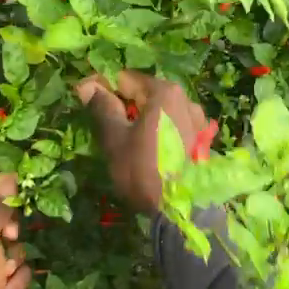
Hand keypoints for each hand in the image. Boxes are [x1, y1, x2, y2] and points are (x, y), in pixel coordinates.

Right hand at [74, 71, 211, 214]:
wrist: (183, 210)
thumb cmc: (144, 171)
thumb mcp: (116, 139)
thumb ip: (102, 108)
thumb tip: (87, 85)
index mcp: (164, 92)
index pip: (124, 79)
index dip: (103, 91)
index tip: (91, 110)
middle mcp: (186, 99)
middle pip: (145, 94)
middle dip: (125, 109)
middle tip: (110, 135)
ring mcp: (198, 120)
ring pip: (160, 112)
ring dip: (143, 122)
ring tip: (130, 148)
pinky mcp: (202, 141)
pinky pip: (173, 127)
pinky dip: (159, 134)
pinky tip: (152, 155)